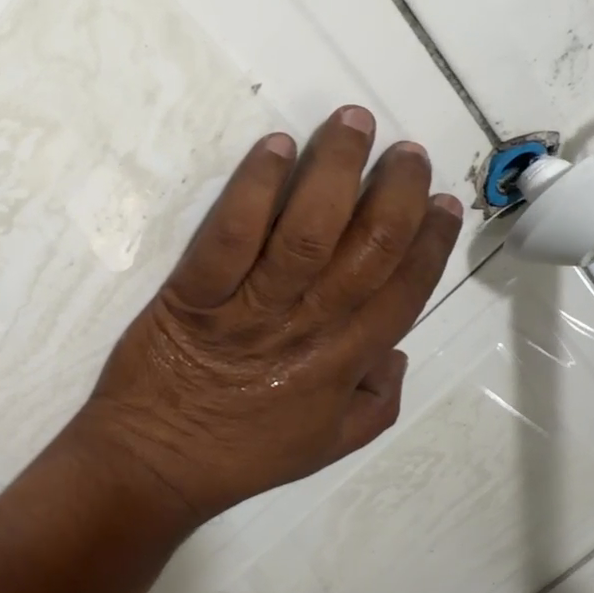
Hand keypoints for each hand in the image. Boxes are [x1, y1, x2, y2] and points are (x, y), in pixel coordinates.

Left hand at [71, 105, 463, 524]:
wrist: (152, 467)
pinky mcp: (190, 300)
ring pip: (305, 233)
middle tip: (403, 151)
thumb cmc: (235, 455)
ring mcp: (247, 315)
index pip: (403, 292)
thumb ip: (375, 400)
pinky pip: (228, 238)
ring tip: (350, 125)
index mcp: (343, 367)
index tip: (442, 200)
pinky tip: (275, 148)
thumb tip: (398, 351)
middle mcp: (305, 333)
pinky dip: (253, 190)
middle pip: (365, 250)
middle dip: (393, 192)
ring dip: (333, 171)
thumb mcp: (325, 446)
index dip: (429, 242)